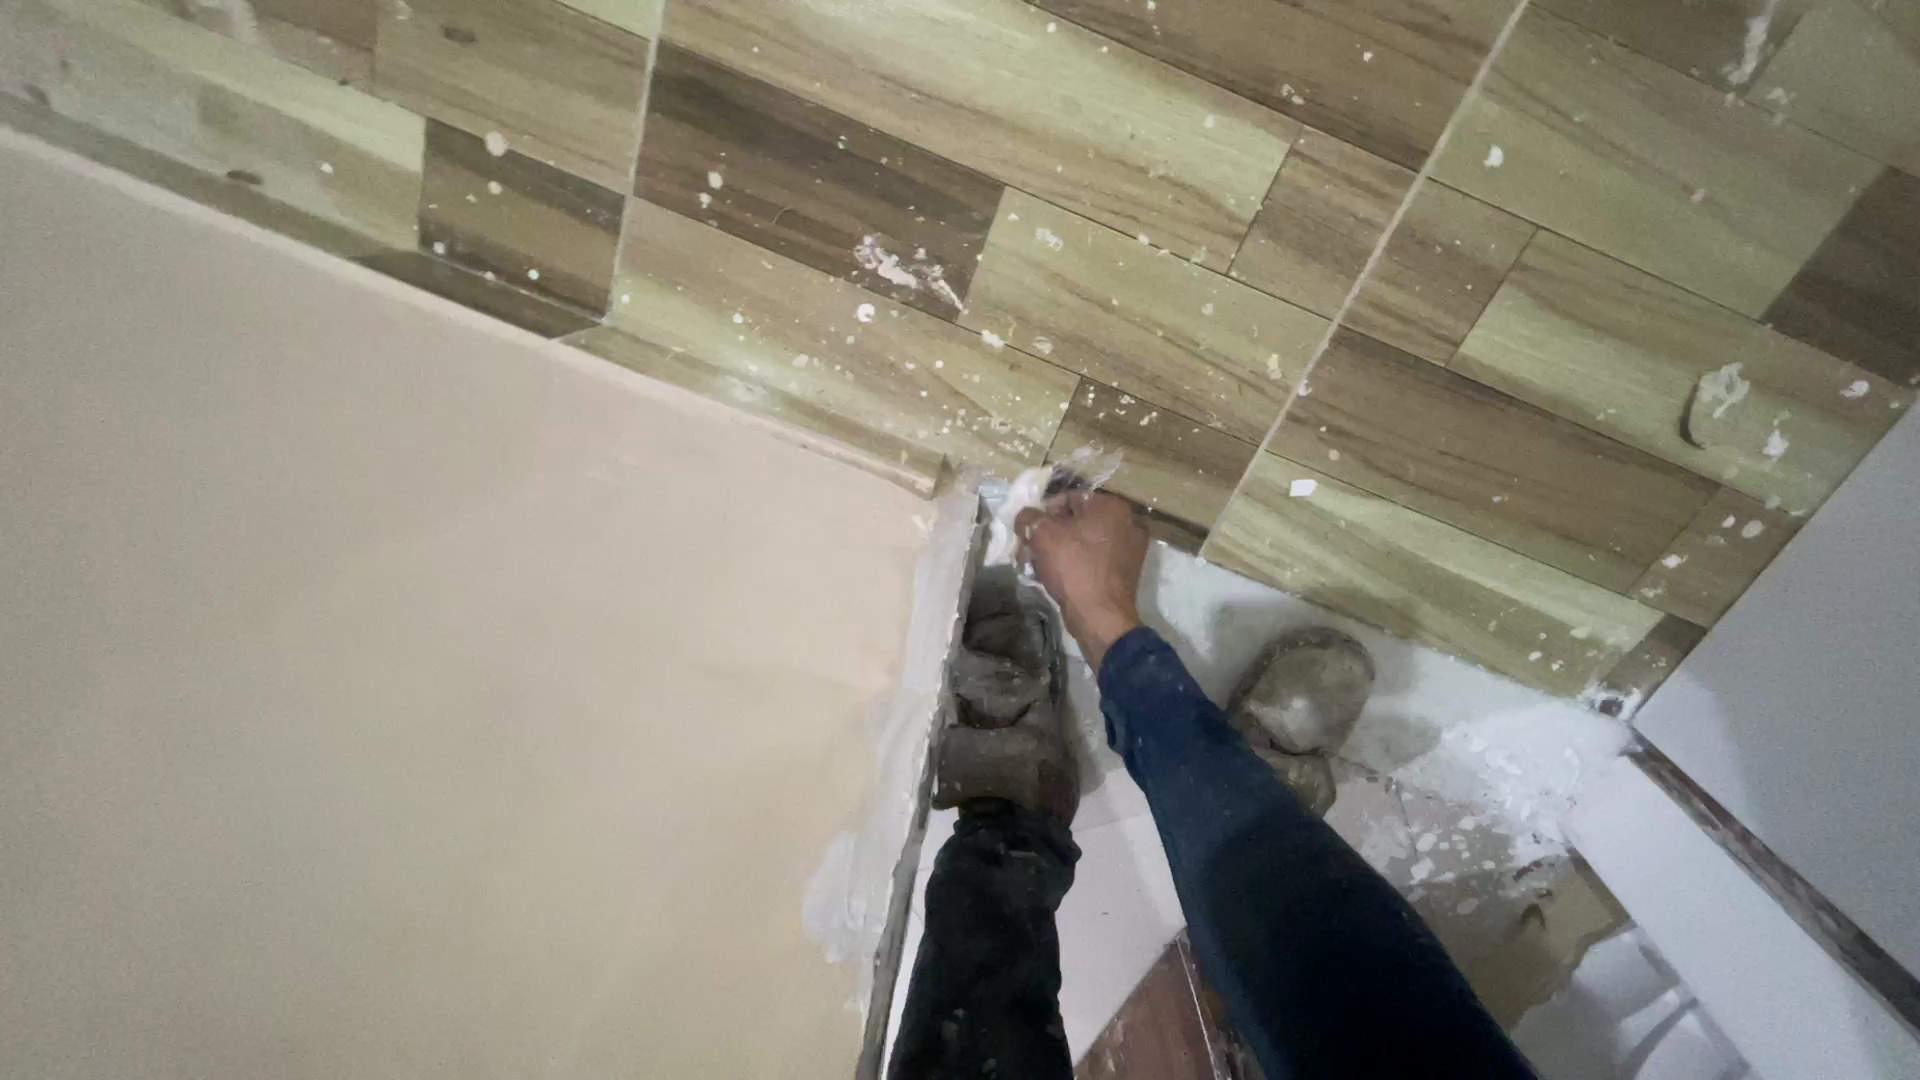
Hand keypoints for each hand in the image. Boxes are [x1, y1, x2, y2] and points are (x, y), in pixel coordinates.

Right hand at [1014, 491, 1148, 670]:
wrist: (1099, 616)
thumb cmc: (1073, 567)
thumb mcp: (1043, 535)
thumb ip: (1029, 518)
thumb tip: (1025, 517)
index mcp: (1111, 506)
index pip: (1069, 497)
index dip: (1043, 512)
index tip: (1027, 530)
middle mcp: (1126, 522)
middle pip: (1076, 521)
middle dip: (1048, 535)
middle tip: (1028, 550)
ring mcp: (1129, 548)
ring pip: (1083, 542)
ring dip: (1057, 550)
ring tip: (1036, 566)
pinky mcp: (1124, 571)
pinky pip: (1093, 559)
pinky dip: (1073, 564)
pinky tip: (1054, 577)